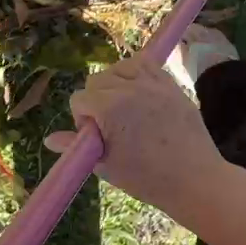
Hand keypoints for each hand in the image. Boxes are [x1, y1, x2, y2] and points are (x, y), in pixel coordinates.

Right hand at [44, 57, 230, 215]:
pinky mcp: (171, 84)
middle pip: (96, 81)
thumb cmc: (147, 178)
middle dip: (97, 101)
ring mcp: (153, 83)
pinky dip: (137, 73)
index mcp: (109, 106)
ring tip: (125, 108)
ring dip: (115, 84)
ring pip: (118, 68)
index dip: (83, 120)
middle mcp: (129, 87)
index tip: (97, 139)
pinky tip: (140, 93)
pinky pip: (145, 64)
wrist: (196, 181)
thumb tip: (49, 140)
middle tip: (112, 128)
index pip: (79, 99)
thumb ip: (76, 147)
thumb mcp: (106, 165)